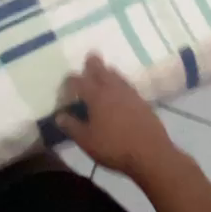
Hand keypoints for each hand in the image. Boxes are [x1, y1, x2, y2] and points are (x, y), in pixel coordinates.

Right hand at [56, 54, 187, 182]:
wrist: (151, 154)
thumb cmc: (114, 147)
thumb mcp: (86, 140)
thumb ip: (72, 126)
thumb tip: (59, 115)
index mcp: (96, 96)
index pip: (79, 81)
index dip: (70, 81)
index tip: (65, 85)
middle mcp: (113, 89)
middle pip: (102, 71)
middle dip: (93, 64)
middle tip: (90, 57)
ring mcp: (131, 94)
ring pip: (117, 76)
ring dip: (109, 71)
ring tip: (105, 70)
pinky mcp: (143, 103)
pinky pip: (128, 86)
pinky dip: (121, 83)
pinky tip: (122, 90)